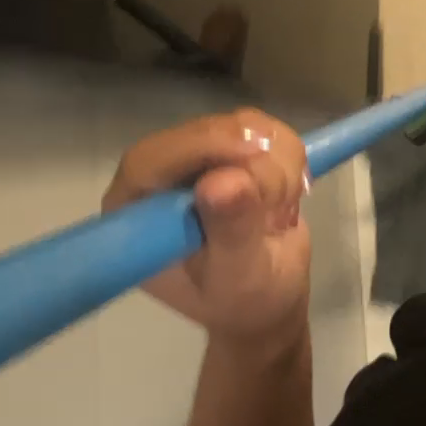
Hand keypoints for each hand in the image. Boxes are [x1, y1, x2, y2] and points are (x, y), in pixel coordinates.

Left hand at [103, 109, 310, 344]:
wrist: (272, 296)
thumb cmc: (244, 301)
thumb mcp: (239, 278)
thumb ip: (230, 232)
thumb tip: (223, 182)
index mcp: (136, 211)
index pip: (150, 159)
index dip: (198, 147)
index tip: (252, 154)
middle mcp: (160, 175)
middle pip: (205, 132)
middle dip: (256, 166)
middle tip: (278, 207)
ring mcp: (199, 156)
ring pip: (244, 124)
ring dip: (278, 166)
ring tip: (277, 212)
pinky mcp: (233, 146)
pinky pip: (267, 128)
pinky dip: (289, 158)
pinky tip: (285, 195)